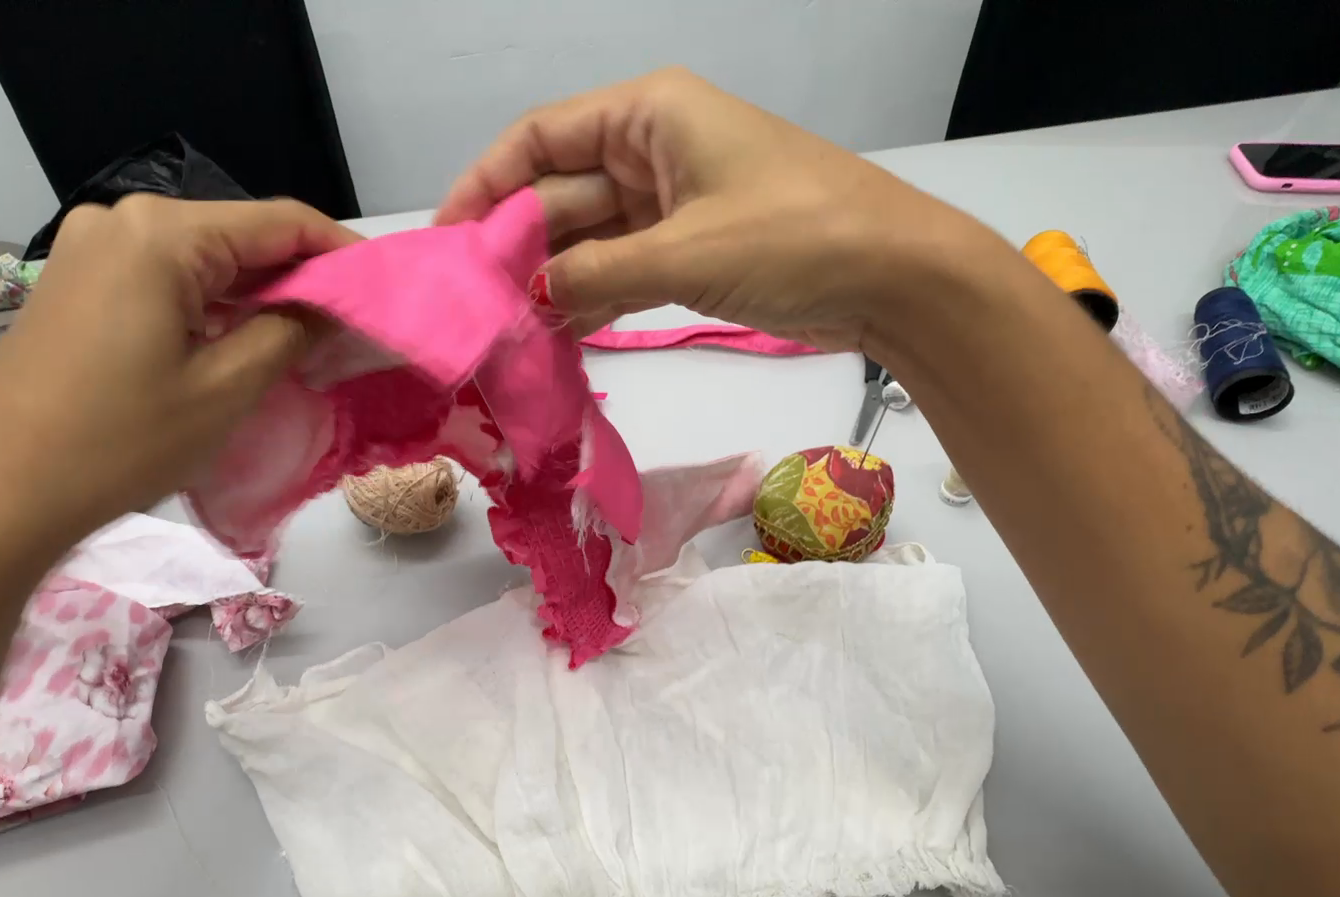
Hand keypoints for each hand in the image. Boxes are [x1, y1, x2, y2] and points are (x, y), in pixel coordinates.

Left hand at [0, 196, 359, 557]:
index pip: (279, 222)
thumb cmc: (121, 441)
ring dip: (258, 296)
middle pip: (239, 237)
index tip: (381, 289)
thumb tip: (325, 308)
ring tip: (306, 340)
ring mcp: (90, 251)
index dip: (339, 252)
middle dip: (300, 278)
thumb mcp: (226, 389)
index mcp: (161, 234)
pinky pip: (166, 281)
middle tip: (349, 325)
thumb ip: (290, 333)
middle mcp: (120, 221)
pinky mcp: (77, 285)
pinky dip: (213, 307)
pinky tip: (241, 342)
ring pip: (203, 261)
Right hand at [436, 68, 1000, 353]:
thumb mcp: (684, 252)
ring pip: (590, 239)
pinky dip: (593, 300)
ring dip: (551, 281)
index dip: (486, 184)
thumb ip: (597, 273)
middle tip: (472, 304)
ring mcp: (672, 204)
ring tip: (504, 330)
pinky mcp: (691, 251)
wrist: (892, 276)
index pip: (541, 139)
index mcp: (649, 116)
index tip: (447, 239)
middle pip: (561, 193)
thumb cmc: (792, 237)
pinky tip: (557, 337)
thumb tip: (531, 298)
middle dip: (517, 246)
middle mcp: (653, 150)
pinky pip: (623, 270)